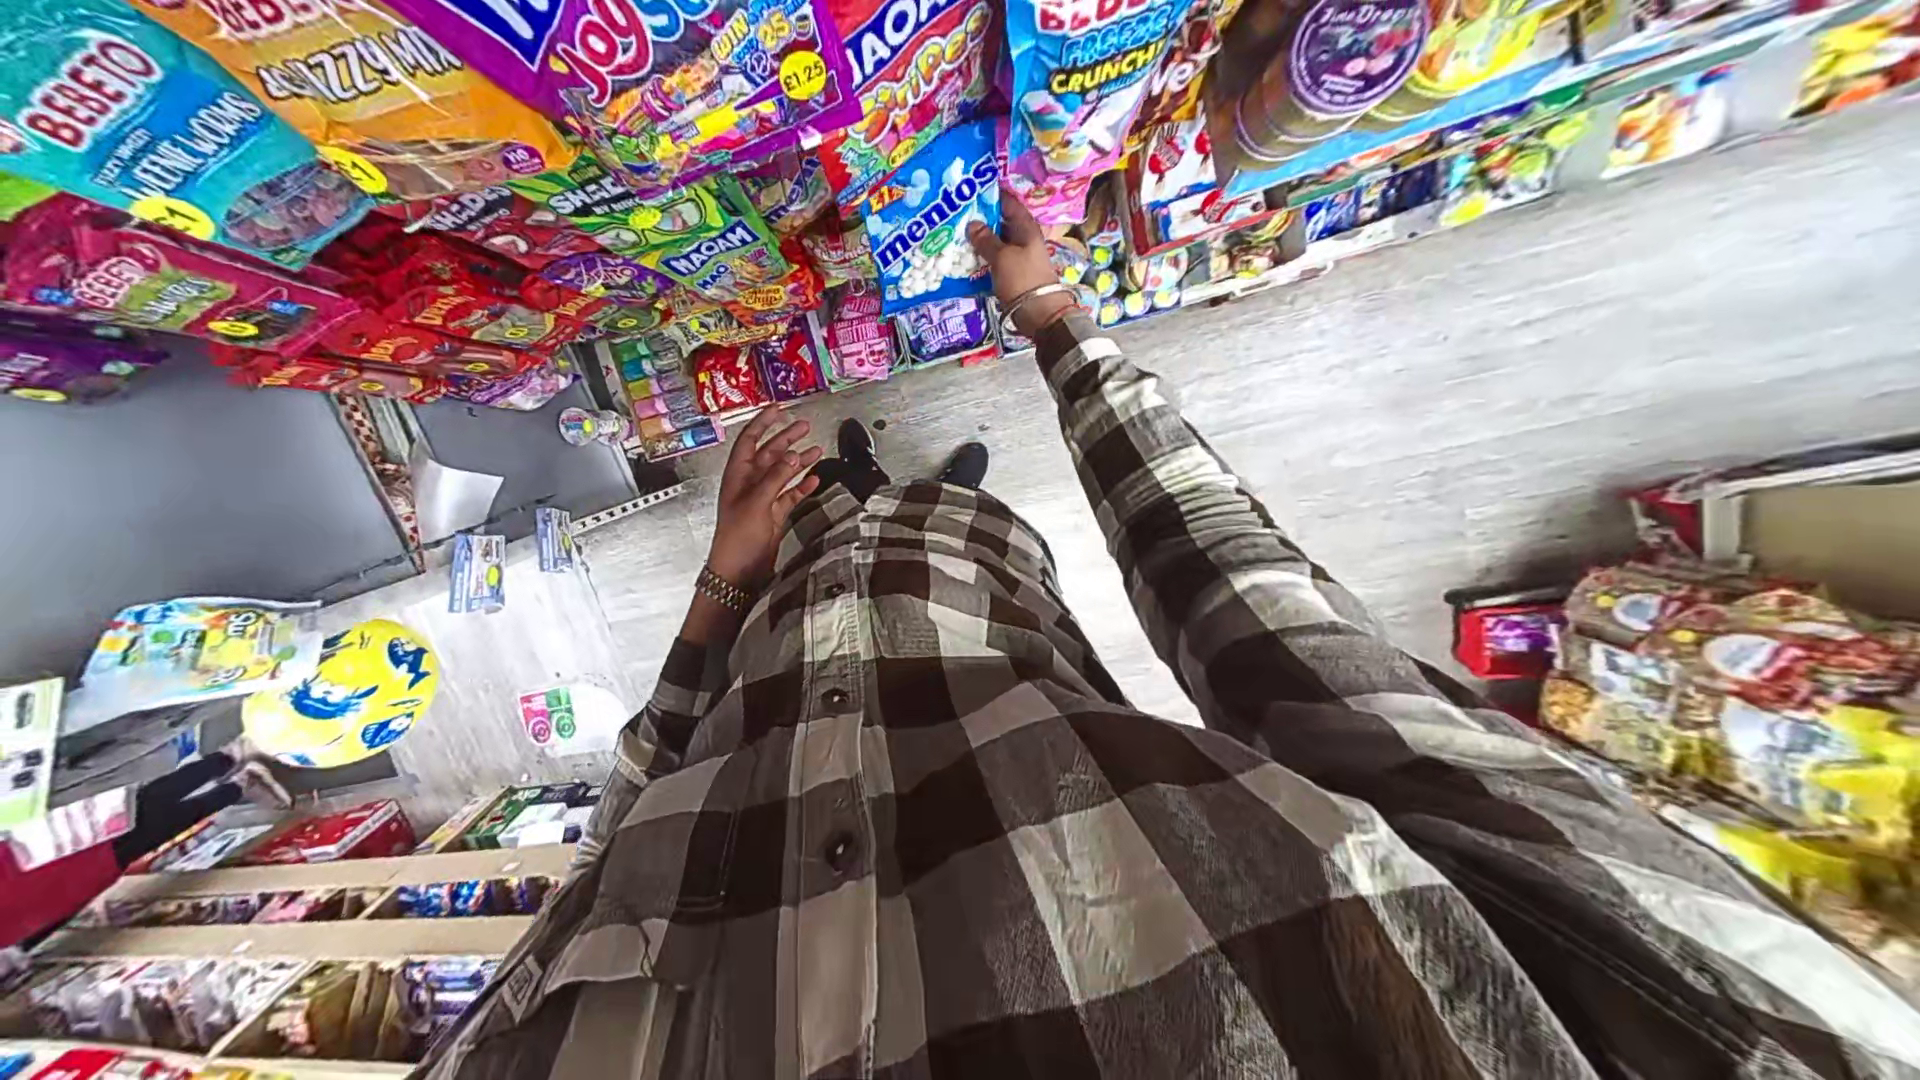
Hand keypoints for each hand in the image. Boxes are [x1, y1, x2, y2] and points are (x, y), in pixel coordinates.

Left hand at [707, 407, 821, 591]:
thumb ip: (776, 477)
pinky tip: (815, 479)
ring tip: (818, 450)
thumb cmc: (739, 535)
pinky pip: (791, 495)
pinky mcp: (775, 515)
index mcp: (738, 475)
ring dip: (799, 462)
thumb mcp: (756, 502)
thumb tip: (794, 454)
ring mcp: (763, 499)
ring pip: (784, 473)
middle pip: (770, 453)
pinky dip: (802, 486)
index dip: (762, 423)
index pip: (750, 440)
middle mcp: (750, 483)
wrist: (739, 570)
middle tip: (806, 426)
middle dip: (786, 438)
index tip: (779, 409)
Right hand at [970, 188, 1076, 336]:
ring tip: (956, 236)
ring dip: (979, 241)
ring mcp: (1018, 257)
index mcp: (1025, 227)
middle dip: (980, 219)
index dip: (991, 195)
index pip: (1008, 202)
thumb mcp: (1002, 257)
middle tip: (956, 215)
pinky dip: (982, 259)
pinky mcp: (1012, 275)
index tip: (969, 191)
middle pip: (1000, 223)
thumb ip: (986, 240)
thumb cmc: (1022, 280)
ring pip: (996, 243)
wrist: (1039, 315)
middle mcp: (1023, 239)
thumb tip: (972, 224)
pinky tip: (966, 259)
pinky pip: (995, 261)